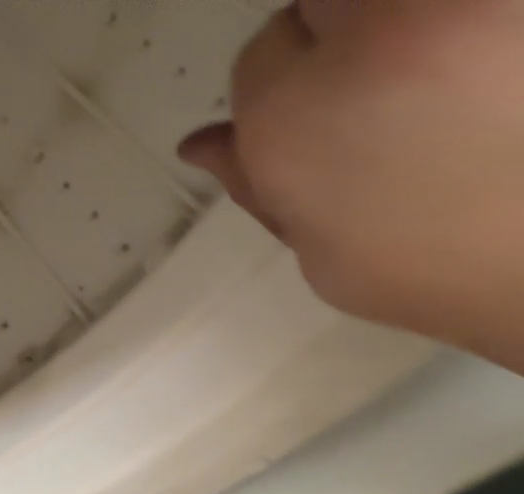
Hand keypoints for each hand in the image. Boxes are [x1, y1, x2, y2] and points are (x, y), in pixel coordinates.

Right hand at [178, 0, 523, 372]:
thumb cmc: (419, 265)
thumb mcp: (312, 238)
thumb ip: (254, 179)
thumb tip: (204, 143)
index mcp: (287, 110)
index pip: (263, 49)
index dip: (278, 83)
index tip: (306, 114)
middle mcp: (365, 43)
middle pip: (325, 2)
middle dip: (334, 36)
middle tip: (365, 86)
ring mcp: (463, 13)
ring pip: (400, 2)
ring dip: (401, 28)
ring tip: (430, 79)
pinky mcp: (518, 11)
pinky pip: (474, 13)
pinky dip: (469, 31)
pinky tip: (480, 75)